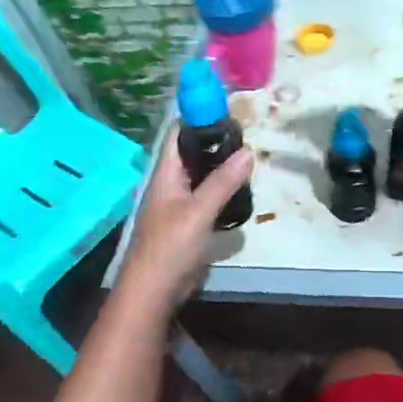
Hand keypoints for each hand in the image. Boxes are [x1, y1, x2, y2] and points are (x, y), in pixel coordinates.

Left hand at [119, 132, 252, 310]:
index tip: (226, 110)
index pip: (177, 135)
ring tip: (249, 159)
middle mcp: (169, 185)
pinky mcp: (186, 225)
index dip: (197, 119)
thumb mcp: (199, 211)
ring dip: (220, 168)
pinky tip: (240, 191)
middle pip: (190, 155)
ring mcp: (177, 206)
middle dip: (215, 143)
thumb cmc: (170, 247)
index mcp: (165, 175)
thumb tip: (248, 150)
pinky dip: (221, 191)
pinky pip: (205, 200)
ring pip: (200, 178)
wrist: (154, 291)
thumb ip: (223, 181)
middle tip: (247, 135)